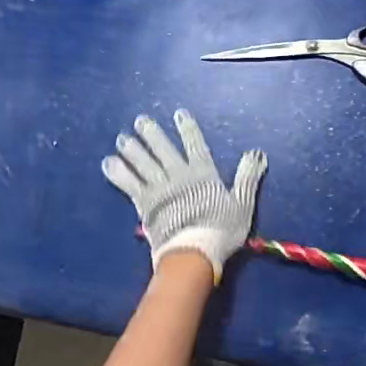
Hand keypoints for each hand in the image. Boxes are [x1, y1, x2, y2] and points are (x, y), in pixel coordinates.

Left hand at [102, 110, 264, 278]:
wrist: (194, 251)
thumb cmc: (221, 230)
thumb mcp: (242, 204)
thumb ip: (248, 177)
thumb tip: (256, 152)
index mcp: (203, 174)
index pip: (195, 145)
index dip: (188, 129)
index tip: (179, 114)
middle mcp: (178, 175)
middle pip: (162, 148)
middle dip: (151, 133)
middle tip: (140, 121)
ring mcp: (159, 187)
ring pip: (142, 161)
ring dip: (132, 148)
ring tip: (122, 139)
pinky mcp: (144, 202)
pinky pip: (128, 182)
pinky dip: (118, 172)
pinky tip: (108, 162)